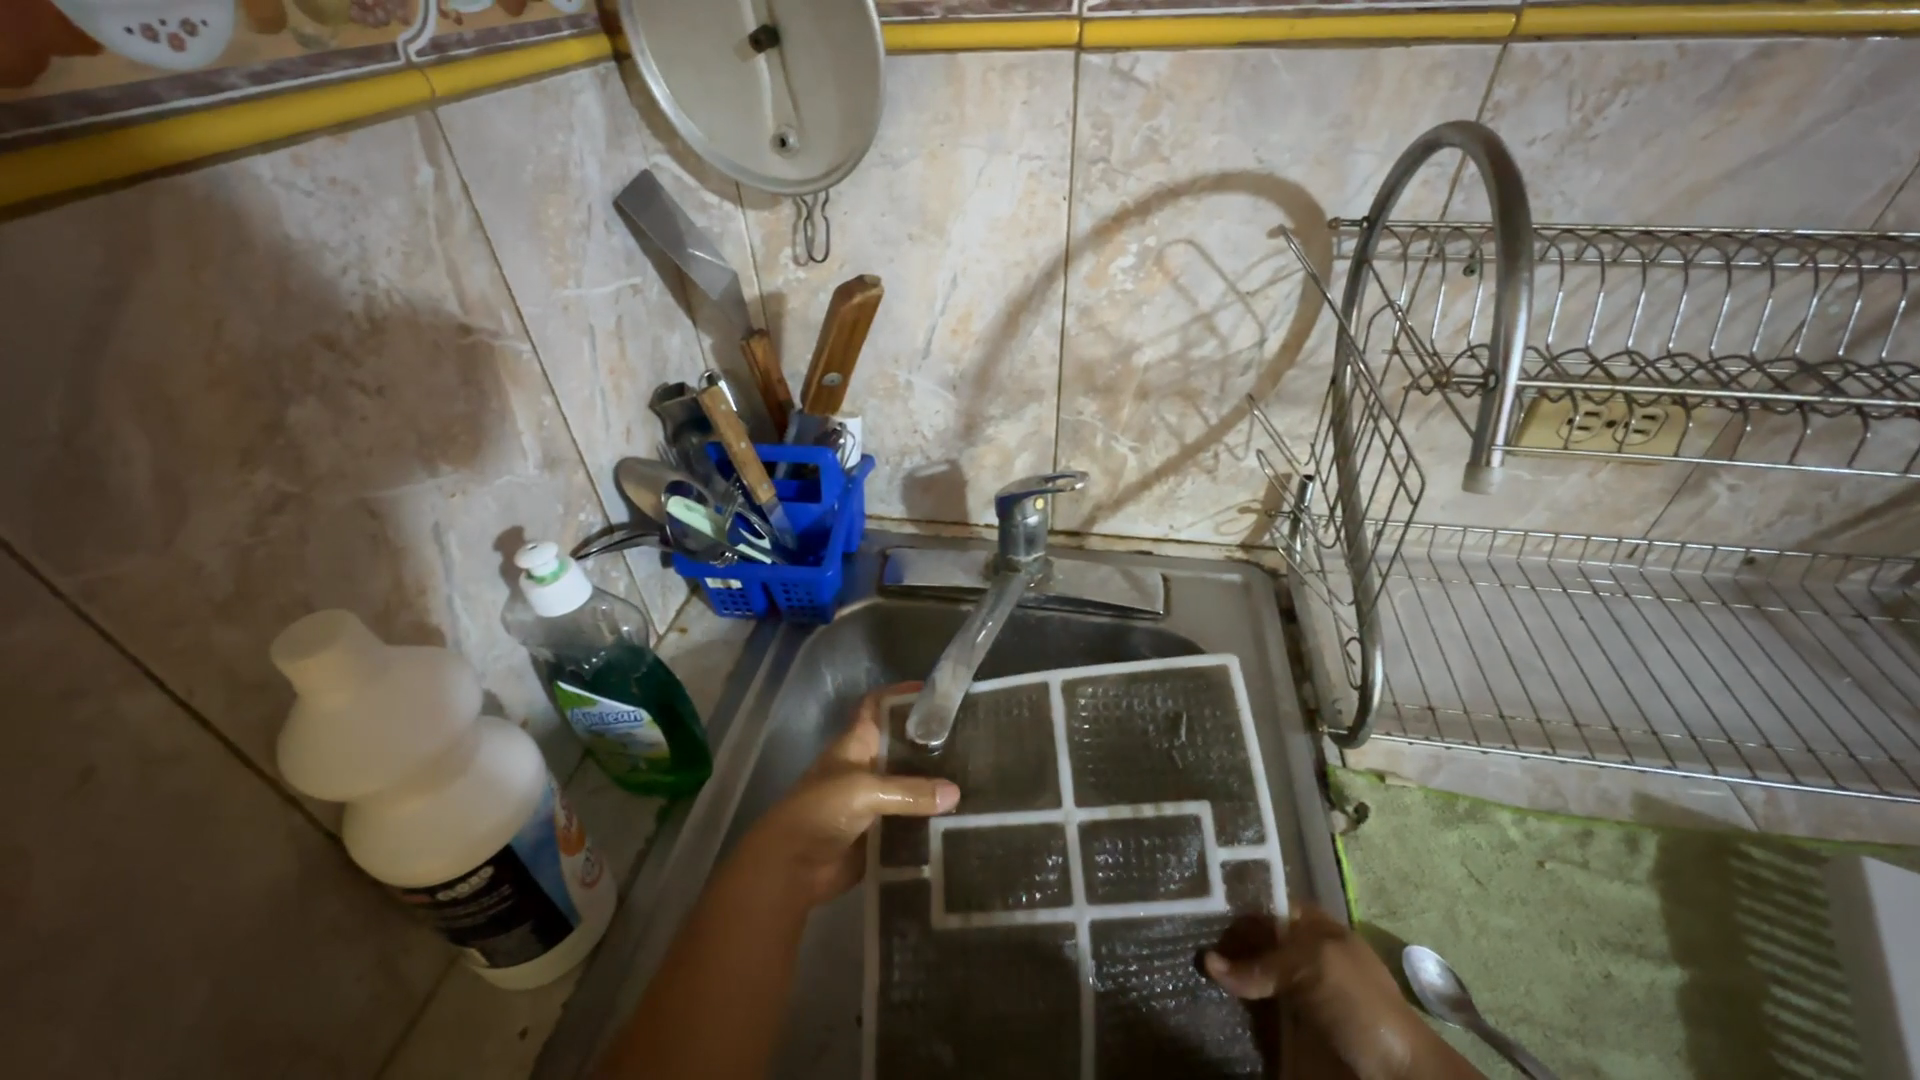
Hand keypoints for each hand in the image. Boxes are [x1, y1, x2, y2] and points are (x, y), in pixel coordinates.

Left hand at [734, 682, 960, 906]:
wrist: (791, 868)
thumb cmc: (819, 812)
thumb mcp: (863, 790)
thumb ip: (909, 791)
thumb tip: (955, 792)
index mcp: (857, 744)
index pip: (878, 707)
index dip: (901, 695)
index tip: (938, 693)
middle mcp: (869, 768)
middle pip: (904, 748)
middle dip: (933, 743)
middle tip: (976, 740)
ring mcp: (876, 803)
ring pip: (913, 787)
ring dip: (938, 787)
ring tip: (980, 780)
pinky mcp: (883, 835)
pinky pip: (914, 824)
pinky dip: (934, 823)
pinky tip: (964, 821)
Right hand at [1205, 907, 1470, 1079]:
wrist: (1396, 1075)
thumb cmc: (1360, 1005)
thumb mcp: (1312, 966)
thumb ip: (1261, 962)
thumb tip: (1207, 962)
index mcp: (1316, 929)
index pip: (1267, 908)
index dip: (1236, 909)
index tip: (1198, 911)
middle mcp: (1303, 958)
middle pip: (1254, 944)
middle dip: (1224, 946)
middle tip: (1184, 942)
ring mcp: (1296, 996)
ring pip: (1251, 980)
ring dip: (1224, 980)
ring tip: (1187, 973)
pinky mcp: (1290, 1032)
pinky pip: (1255, 1015)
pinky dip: (1233, 1011)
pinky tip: (1206, 1003)